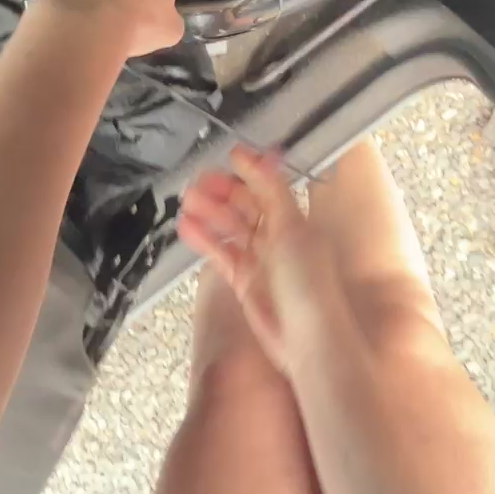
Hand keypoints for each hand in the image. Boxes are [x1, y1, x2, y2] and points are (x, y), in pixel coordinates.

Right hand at [177, 147, 347, 372]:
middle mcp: (278, 237)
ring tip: (187, 198)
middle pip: (246, 206)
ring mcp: (260, 260)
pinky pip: (220, 254)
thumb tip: (264, 154)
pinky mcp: (244, 282)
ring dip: (210, 211)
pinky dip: (204, 239)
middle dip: (224, 190)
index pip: (268, 187)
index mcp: (295, 219)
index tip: (230, 154)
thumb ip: (273, 190)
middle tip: (199, 178)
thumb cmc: (308, 281)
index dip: (250, 170)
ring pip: (230, 228)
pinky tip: (186, 225)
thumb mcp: (292, 226)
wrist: (308, 339)